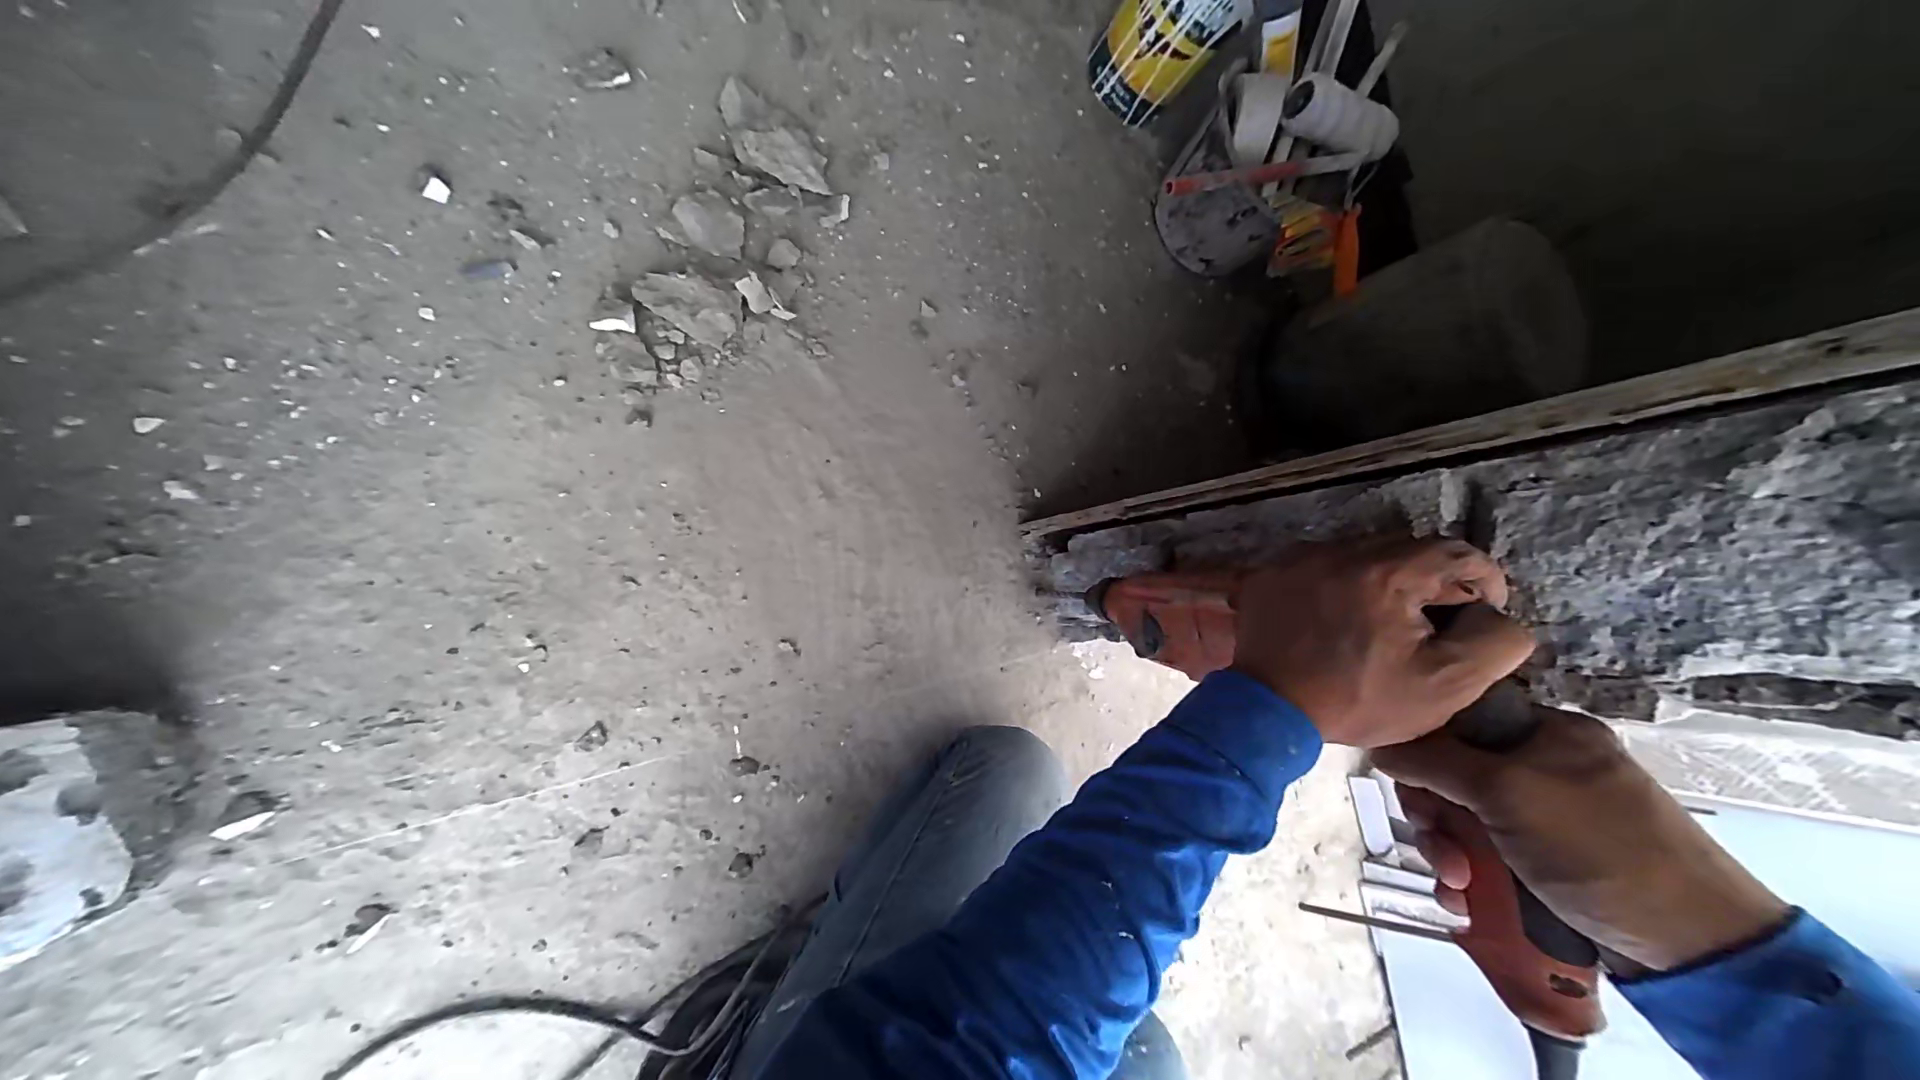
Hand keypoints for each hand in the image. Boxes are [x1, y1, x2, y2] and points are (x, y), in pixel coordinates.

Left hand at [1228, 536, 1534, 746]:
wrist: (1267, 710)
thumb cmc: (1357, 699)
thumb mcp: (1446, 683)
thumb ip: (1494, 640)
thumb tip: (1496, 612)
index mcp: (1383, 572)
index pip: (1454, 551)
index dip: (1483, 579)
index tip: (1481, 612)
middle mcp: (1335, 552)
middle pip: (1404, 548)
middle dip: (1432, 578)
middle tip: (1434, 620)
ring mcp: (1293, 560)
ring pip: (1359, 554)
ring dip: (1383, 579)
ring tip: (1385, 621)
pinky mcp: (1266, 574)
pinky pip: (1317, 565)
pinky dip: (1339, 583)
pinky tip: (1341, 617)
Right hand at [1374, 708, 1790, 971]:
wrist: (1696, 947)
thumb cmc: (1598, 848)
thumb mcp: (1505, 791)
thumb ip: (1433, 760)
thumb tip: (1376, 745)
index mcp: (1546, 730)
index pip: (1455, 718)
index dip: (1420, 745)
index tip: (1406, 780)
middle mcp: (1543, 763)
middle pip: (1451, 770)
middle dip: (1432, 811)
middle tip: (1436, 841)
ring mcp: (1545, 812)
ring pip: (1463, 814)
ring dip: (1445, 848)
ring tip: (1457, 883)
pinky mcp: (1546, 856)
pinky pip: (1485, 848)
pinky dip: (1468, 872)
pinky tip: (1465, 896)